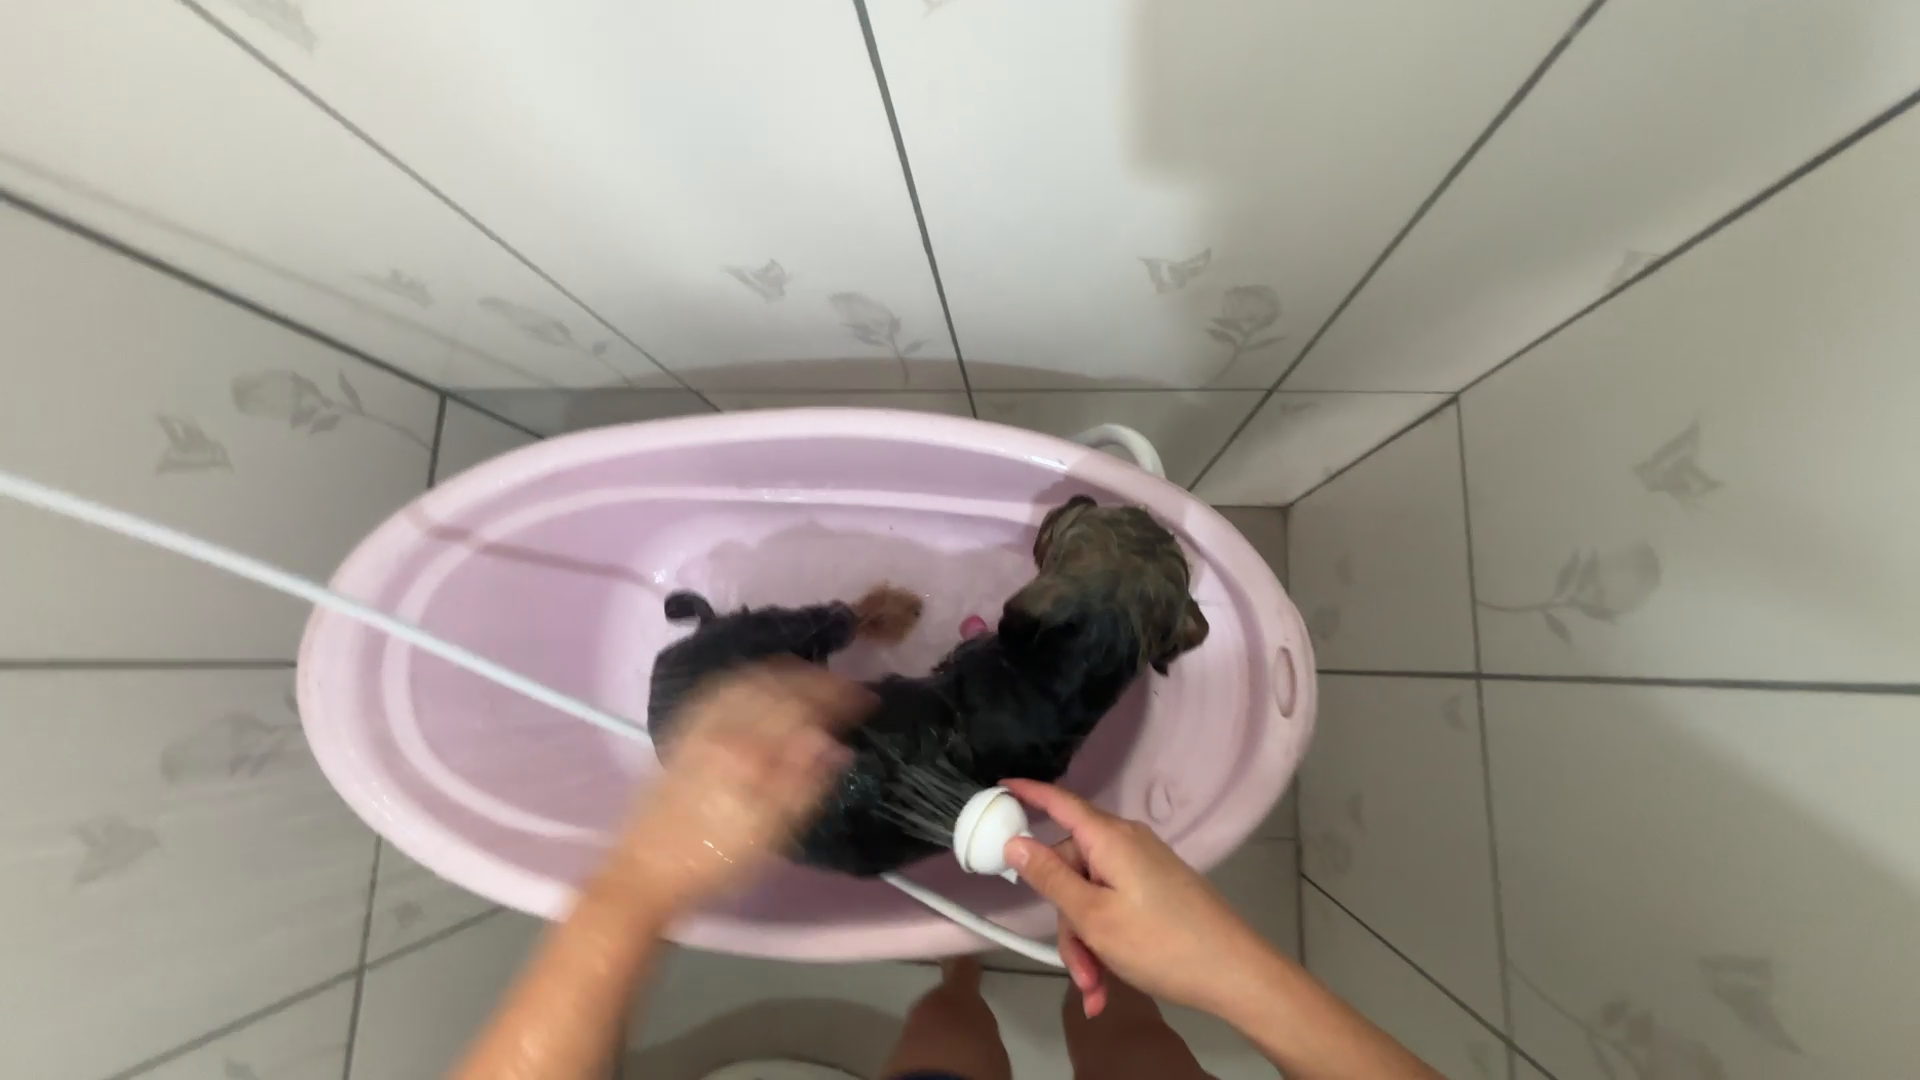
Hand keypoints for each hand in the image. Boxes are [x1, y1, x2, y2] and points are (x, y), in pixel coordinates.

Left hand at [607, 662, 873, 917]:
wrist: (645, 874)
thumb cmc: (716, 863)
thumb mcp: (769, 834)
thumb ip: (804, 785)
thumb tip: (837, 746)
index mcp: (753, 754)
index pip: (807, 708)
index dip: (841, 698)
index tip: (867, 698)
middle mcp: (727, 729)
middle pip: (782, 687)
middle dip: (821, 681)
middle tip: (848, 687)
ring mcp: (702, 725)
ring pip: (753, 680)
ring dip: (790, 673)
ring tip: (815, 677)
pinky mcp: (685, 729)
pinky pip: (724, 687)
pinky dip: (753, 676)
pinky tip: (765, 680)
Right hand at [1002, 779, 1270, 1018]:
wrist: (1237, 973)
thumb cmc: (1160, 942)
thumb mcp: (1093, 916)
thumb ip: (1050, 877)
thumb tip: (1014, 841)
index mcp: (1108, 837)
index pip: (1059, 802)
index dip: (1028, 792)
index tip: (1000, 785)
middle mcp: (1124, 842)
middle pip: (1071, 866)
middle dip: (1066, 919)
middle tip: (1077, 969)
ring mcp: (1143, 864)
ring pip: (1091, 893)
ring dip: (1086, 940)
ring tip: (1096, 988)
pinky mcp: (1156, 886)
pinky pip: (1114, 903)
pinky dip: (1106, 938)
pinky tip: (1109, 983)